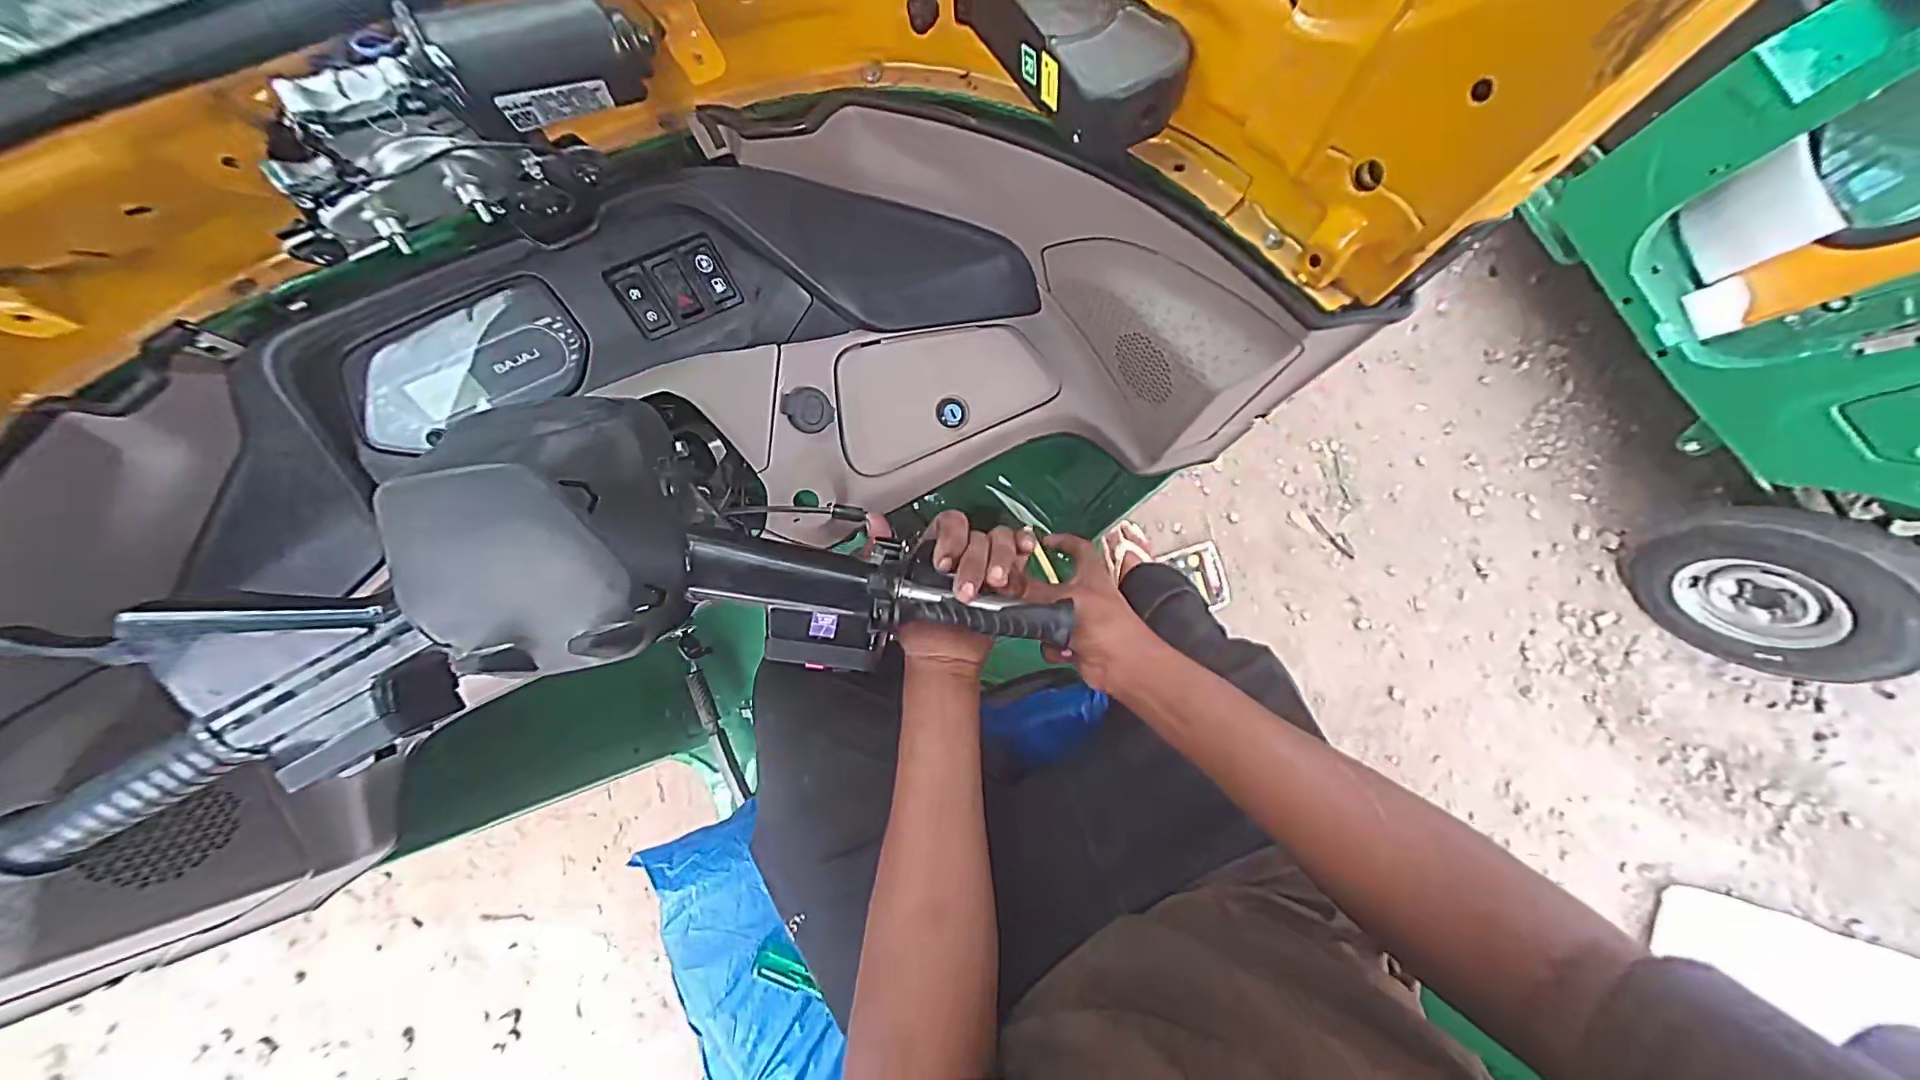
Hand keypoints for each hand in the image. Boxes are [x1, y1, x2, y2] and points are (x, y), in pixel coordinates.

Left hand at [870, 511, 1036, 671]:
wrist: (943, 655)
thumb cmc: (918, 624)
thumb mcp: (894, 586)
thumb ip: (882, 552)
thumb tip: (875, 522)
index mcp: (939, 546)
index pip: (950, 523)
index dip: (950, 538)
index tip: (943, 564)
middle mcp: (965, 549)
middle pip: (977, 534)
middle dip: (972, 563)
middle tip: (965, 591)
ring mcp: (989, 560)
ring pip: (1001, 540)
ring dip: (998, 561)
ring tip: (992, 585)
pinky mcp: (1010, 575)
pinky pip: (1022, 552)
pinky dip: (1024, 548)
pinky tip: (1024, 551)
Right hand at [1022, 533, 1164, 692]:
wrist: (1122, 665)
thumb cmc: (1103, 624)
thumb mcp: (1066, 600)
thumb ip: (1035, 592)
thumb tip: (1009, 583)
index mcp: (1091, 574)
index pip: (1078, 547)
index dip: (1062, 540)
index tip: (1042, 541)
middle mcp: (1085, 594)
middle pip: (1053, 585)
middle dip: (1037, 593)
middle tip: (1019, 593)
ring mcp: (1079, 619)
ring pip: (1047, 615)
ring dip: (1043, 625)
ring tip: (1045, 630)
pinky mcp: (1074, 642)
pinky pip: (1051, 640)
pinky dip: (1054, 647)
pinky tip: (1063, 652)